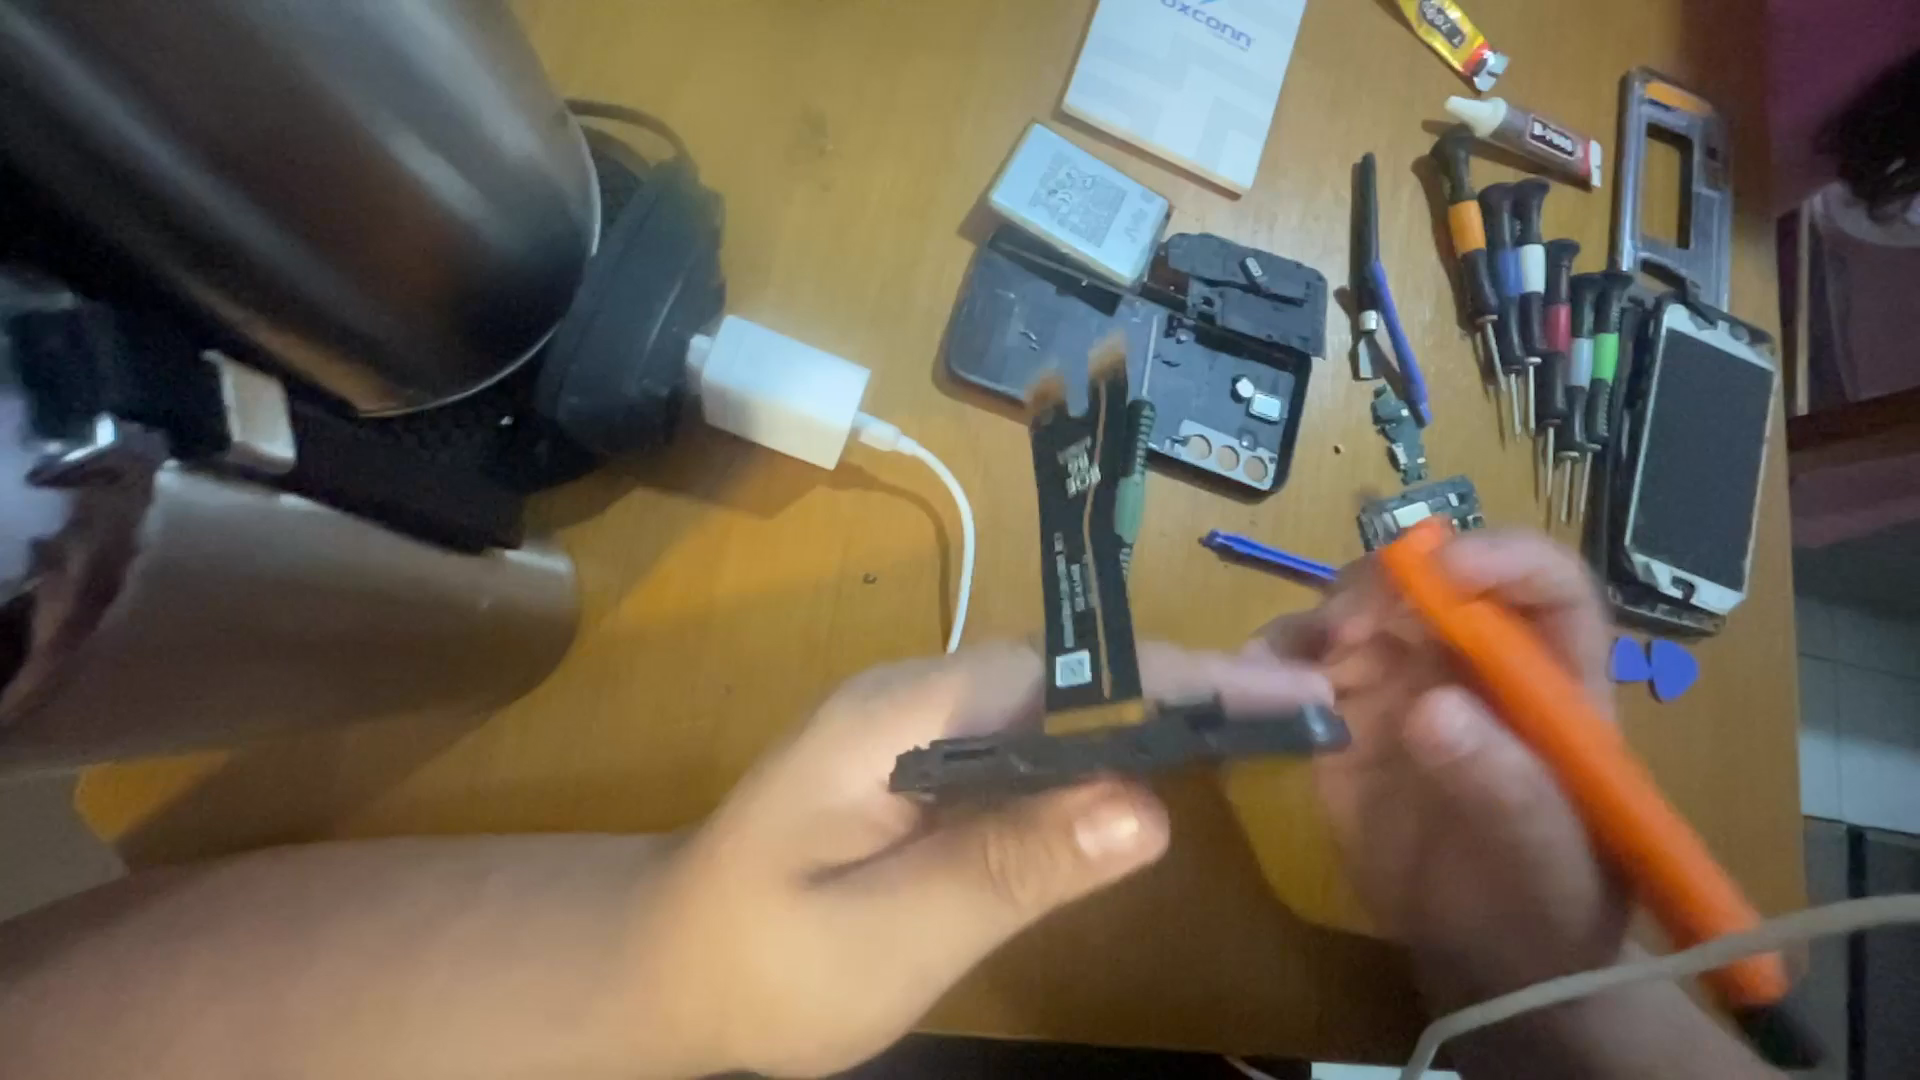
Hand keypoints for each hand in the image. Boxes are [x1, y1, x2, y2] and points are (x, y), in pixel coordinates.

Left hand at [636, 641, 1329, 1077]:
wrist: (667, 959)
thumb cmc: (761, 963)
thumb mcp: (886, 936)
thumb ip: (1007, 867)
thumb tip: (1143, 808)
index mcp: (900, 714)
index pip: (1058, 674)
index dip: (1169, 679)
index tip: (1274, 691)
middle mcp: (915, 693)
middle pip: (1065, 673)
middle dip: (1178, 684)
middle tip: (1291, 706)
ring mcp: (918, 720)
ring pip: (1054, 698)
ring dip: (1148, 710)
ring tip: (1252, 725)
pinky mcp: (926, 754)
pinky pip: (1029, 735)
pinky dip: (1100, 745)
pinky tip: (1152, 769)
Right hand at [1250, 530, 1627, 1005]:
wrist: (1475, 950)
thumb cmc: (1539, 904)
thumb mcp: (1544, 861)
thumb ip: (1505, 788)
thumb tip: (1432, 708)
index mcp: (1548, 679)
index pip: (1540, 585)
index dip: (1497, 557)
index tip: (1439, 572)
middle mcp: (1470, 661)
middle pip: (1426, 582)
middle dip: (1379, 586)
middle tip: (1340, 629)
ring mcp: (1399, 680)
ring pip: (1352, 609)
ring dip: (1316, 620)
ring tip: (1288, 666)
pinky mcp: (1339, 707)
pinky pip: (1298, 661)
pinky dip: (1269, 658)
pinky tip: (1252, 682)